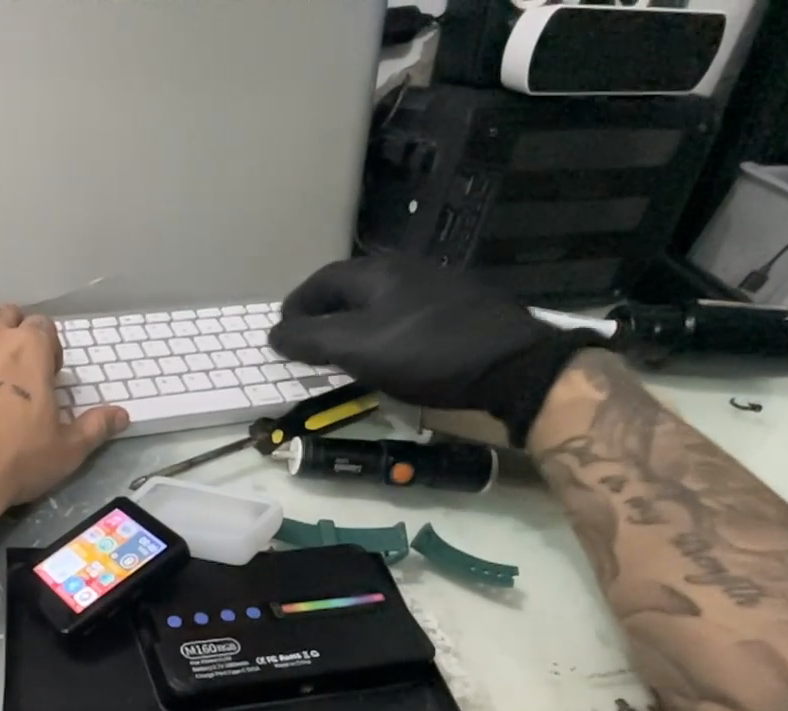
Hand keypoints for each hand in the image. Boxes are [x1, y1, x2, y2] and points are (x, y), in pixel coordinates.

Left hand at [0, 305, 129, 512]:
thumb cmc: (14, 460)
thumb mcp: (66, 451)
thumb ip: (95, 427)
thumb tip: (122, 415)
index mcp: (28, 349)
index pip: (43, 327)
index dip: (47, 349)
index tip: (46, 375)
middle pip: (2, 314)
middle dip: (10, 332)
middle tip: (12, 367)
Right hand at [268, 253, 598, 445]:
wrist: (513, 363)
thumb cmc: (426, 354)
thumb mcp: (358, 350)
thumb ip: (311, 341)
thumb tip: (274, 334)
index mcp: (375, 273)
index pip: (319, 282)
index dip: (295, 307)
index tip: (281, 333)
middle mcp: (404, 268)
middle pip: (349, 286)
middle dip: (322, 312)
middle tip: (307, 341)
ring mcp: (435, 285)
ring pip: (378, 299)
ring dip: (352, 320)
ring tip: (342, 348)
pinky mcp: (458, 306)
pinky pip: (404, 311)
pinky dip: (382, 327)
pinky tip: (389, 349)